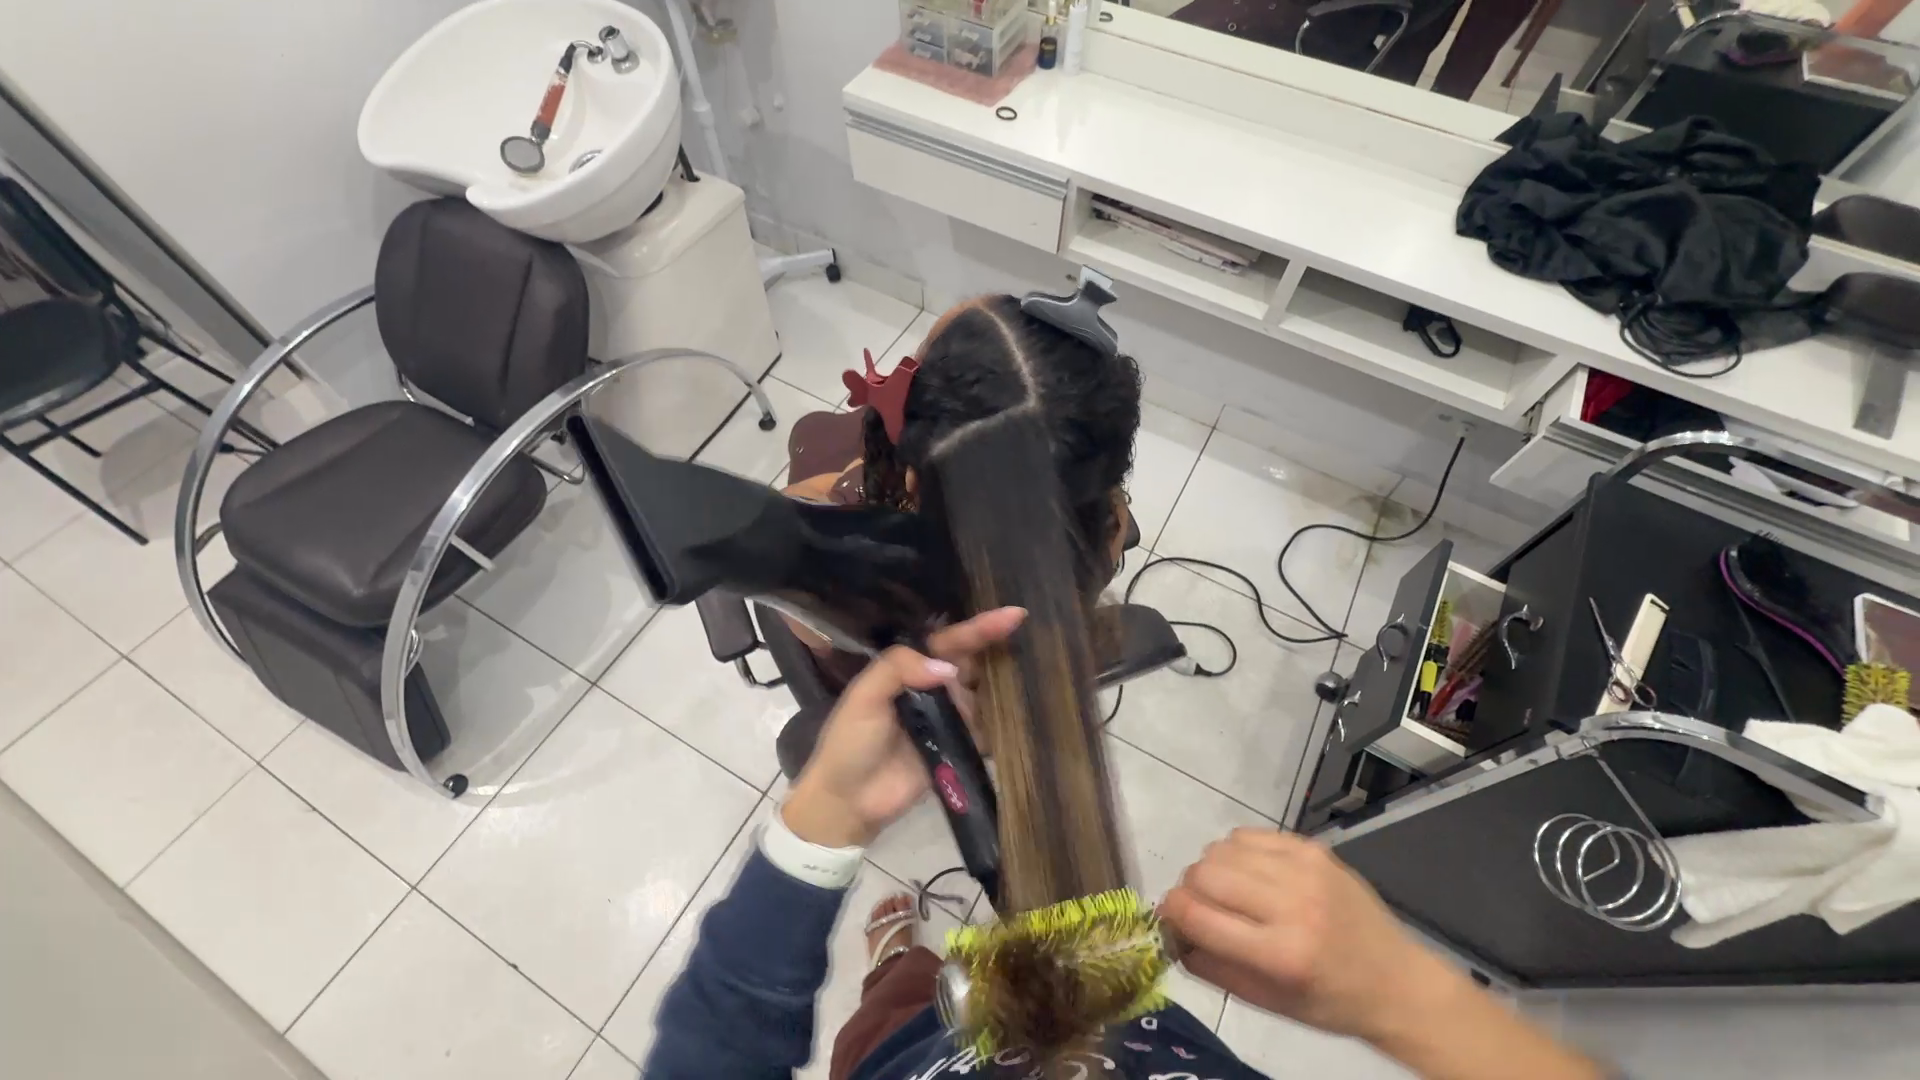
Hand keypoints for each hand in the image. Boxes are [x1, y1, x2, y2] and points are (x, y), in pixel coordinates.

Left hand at [781, 607, 1024, 848]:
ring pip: (984, 694)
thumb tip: (950, 668)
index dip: (980, 627)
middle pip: (972, 663)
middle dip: (1000, 648)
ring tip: (1040, 668)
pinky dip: (1006, 722)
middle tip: (1033, 635)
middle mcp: (933, 689)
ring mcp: (949, 719)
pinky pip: (988, 731)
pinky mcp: (959, 749)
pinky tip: (1030, 711)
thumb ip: (899, 667)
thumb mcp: (864, 695)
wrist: (849, 801)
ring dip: (1007, 682)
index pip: (949, 642)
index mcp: (909, 669)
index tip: (1013, 614)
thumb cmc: (851, 741)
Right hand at [1164, 830, 1604, 1079]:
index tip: (1171, 920)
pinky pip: (1247, 834)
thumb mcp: (1267, 1003)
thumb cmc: (1328, 1002)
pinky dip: (1237, 852)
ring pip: (1221, 848)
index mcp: (1280, 955)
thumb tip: (1170, 931)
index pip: (1196, 914)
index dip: (1171, 913)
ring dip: (1212, 869)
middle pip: (1204, 873)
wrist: (1397, 982)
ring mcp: (1304, 870)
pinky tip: (1252, 874)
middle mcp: (1291, 905)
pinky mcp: (1312, 848)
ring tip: (1229, 891)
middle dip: (1189, 889)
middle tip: (1200, 907)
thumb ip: (1211, 967)